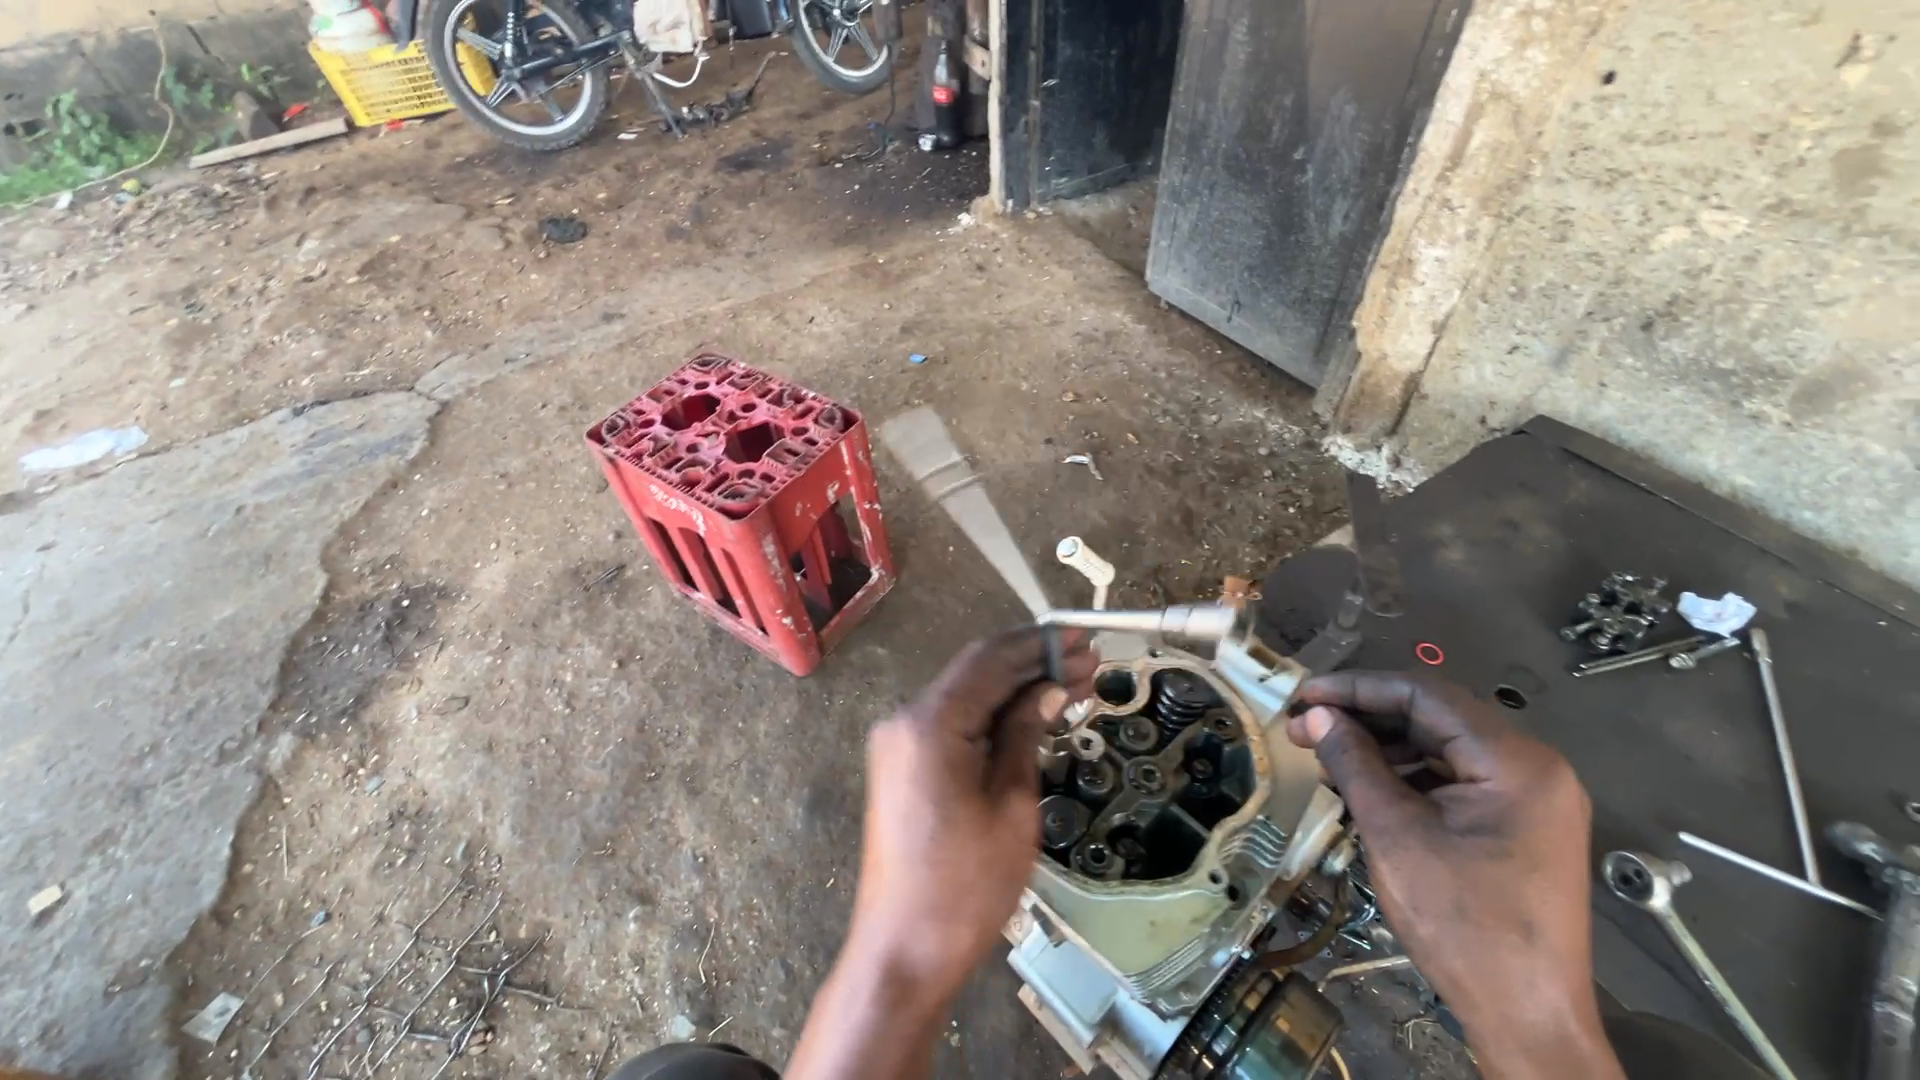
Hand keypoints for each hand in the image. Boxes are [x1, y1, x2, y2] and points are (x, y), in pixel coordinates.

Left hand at [846, 626, 1095, 999]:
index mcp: (929, 724)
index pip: (990, 661)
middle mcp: (905, 721)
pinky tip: (1031, 714)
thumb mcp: (1011, 805)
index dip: (1039, 646)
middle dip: (1031, 663)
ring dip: (1015, 688)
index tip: (1083, 641)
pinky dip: (992, 715)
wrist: (904, 952)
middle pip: (975, 672)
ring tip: (1073, 684)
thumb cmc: (965, 887)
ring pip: (966, 696)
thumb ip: (1024, 733)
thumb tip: (1048, 688)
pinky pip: (953, 724)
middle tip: (1088, 661)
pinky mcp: (903, 766)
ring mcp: (899, 744)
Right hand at [1288, 671, 1624, 1079]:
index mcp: (1515, 761)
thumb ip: (1354, 762)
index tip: (1302, 695)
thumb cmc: (1462, 922)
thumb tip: (1315, 714)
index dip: (1356, 688)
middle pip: (1436, 717)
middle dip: (1365, 717)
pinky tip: (1362, 784)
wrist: (1528, 1018)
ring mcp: (1530, 797)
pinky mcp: (1519, 824)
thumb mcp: (1395, 833)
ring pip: (1442, 747)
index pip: (1425, 694)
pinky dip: (1406, 775)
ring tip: (1323, 756)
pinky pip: (1455, 779)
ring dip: (1382, 746)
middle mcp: (1533, 766)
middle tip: (1303, 726)